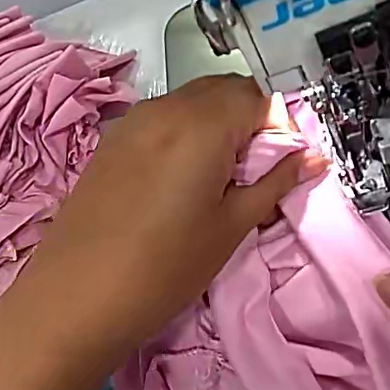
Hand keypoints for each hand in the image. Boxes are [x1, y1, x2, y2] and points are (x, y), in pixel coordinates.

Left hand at [0, 75, 325, 389]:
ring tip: (213, 179)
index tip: (274, 166)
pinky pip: (161, 118)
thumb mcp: (232, 226)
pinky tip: (176, 180)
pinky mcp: (111, 140)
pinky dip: (183, 133)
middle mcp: (166, 108)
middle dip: (247, 119)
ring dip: (215, 125)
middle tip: (248, 172)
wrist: (75, 299)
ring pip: (190, 102)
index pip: (257, 97)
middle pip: (223, 90)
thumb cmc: (166, 267)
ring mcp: (132, 121)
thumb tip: (314, 157)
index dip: (275, 127)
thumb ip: (275, 182)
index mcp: (202, 124)